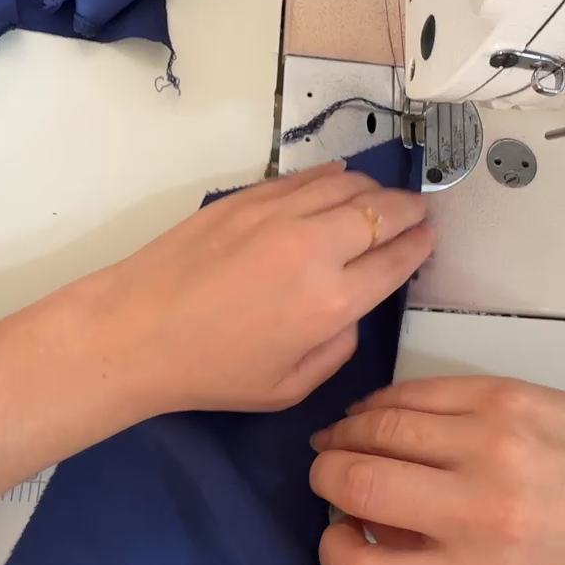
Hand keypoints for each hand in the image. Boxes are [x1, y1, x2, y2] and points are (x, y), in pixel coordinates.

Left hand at [69, 161, 433, 415]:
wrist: (136, 331)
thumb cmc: (212, 371)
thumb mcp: (288, 388)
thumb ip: (337, 350)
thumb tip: (353, 311)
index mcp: (331, 302)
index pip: (396, 261)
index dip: (420, 247)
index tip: (429, 239)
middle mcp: (315, 247)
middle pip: (383, 213)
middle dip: (410, 212)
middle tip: (417, 214)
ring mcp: (279, 213)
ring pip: (348, 184)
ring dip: (375, 191)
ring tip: (381, 200)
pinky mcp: (249, 195)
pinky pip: (307, 176)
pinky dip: (334, 176)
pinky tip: (340, 180)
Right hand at [308, 376, 564, 564]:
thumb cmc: (560, 547)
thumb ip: (419, 563)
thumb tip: (352, 515)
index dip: (332, 552)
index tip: (341, 531)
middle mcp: (479, 511)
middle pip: (357, 485)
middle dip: (325, 475)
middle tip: (328, 472)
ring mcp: (488, 442)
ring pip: (376, 426)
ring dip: (345, 433)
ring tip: (342, 439)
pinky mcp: (496, 394)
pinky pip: (410, 393)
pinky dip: (377, 404)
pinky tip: (371, 414)